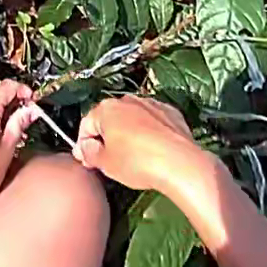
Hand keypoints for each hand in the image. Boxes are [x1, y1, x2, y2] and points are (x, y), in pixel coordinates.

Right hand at [73, 95, 207, 191]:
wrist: (181, 165)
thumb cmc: (141, 162)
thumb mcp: (106, 164)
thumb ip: (89, 153)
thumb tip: (86, 148)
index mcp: (106, 109)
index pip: (87, 125)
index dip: (84, 144)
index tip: (86, 158)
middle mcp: (126, 101)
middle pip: (109, 119)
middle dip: (107, 137)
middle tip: (109, 159)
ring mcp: (150, 104)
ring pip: (132, 118)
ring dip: (129, 133)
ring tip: (134, 156)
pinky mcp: (170, 113)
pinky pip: (153, 121)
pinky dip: (150, 131)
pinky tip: (153, 149)